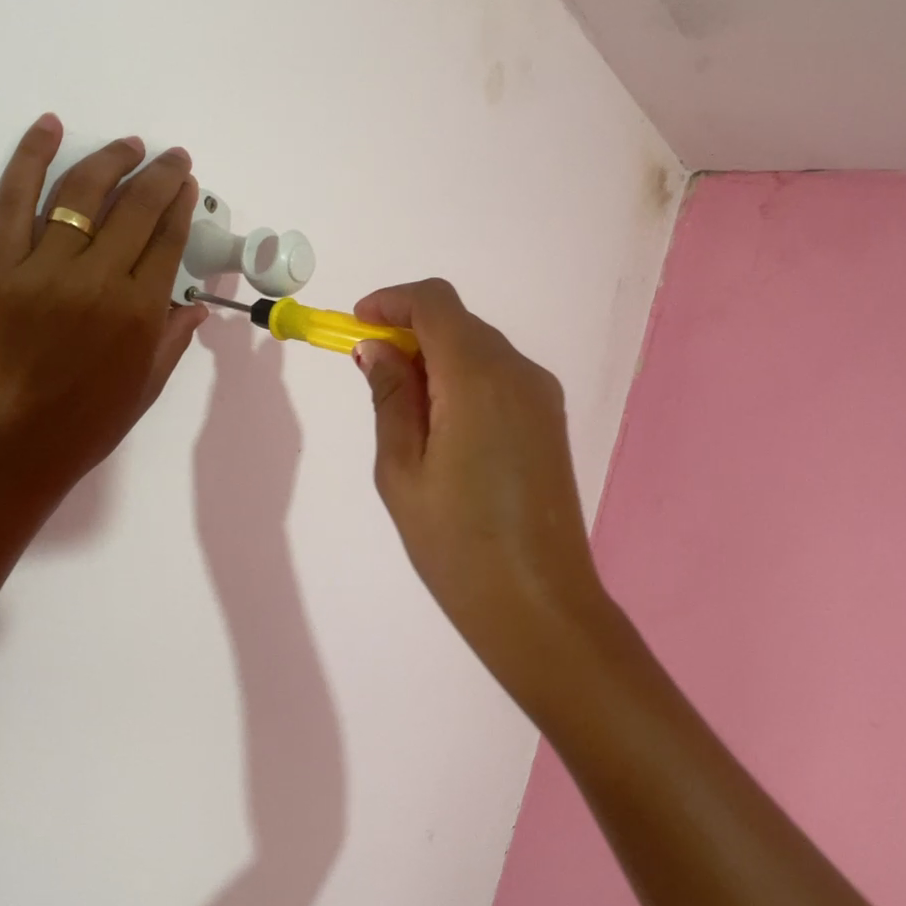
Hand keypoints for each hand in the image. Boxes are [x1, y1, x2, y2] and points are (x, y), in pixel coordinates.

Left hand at [0, 114, 206, 490]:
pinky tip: (50, 127)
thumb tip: (194, 305)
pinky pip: (15, 199)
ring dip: (112, 160)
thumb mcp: (144, 388)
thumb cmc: (86, 425)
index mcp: (141, 312)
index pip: (168, 240)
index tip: (187, 184)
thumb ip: (171, 340)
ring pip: (84, 194)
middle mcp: (100, 279)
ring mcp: (46, 267)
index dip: (181, 205)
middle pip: (137, 208)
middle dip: (161, 175)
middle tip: (172, 157)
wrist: (12, 445)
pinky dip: (31, 157)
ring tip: (129, 145)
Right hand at [353, 279, 610, 682]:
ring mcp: (542, 398)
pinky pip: (499, 380)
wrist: (538, 603)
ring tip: (403, 417)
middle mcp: (519, 373)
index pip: (435, 303)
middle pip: (458, 324)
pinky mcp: (550, 423)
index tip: (356, 327)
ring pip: (480, 351)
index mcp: (478, 378)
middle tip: (370, 378)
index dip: (391, 302)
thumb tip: (377, 349)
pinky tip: (443, 432)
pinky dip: (463, 384)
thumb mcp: (402, 471)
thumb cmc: (456, 543)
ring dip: (436, 361)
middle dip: (409, 334)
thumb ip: (390, 398)